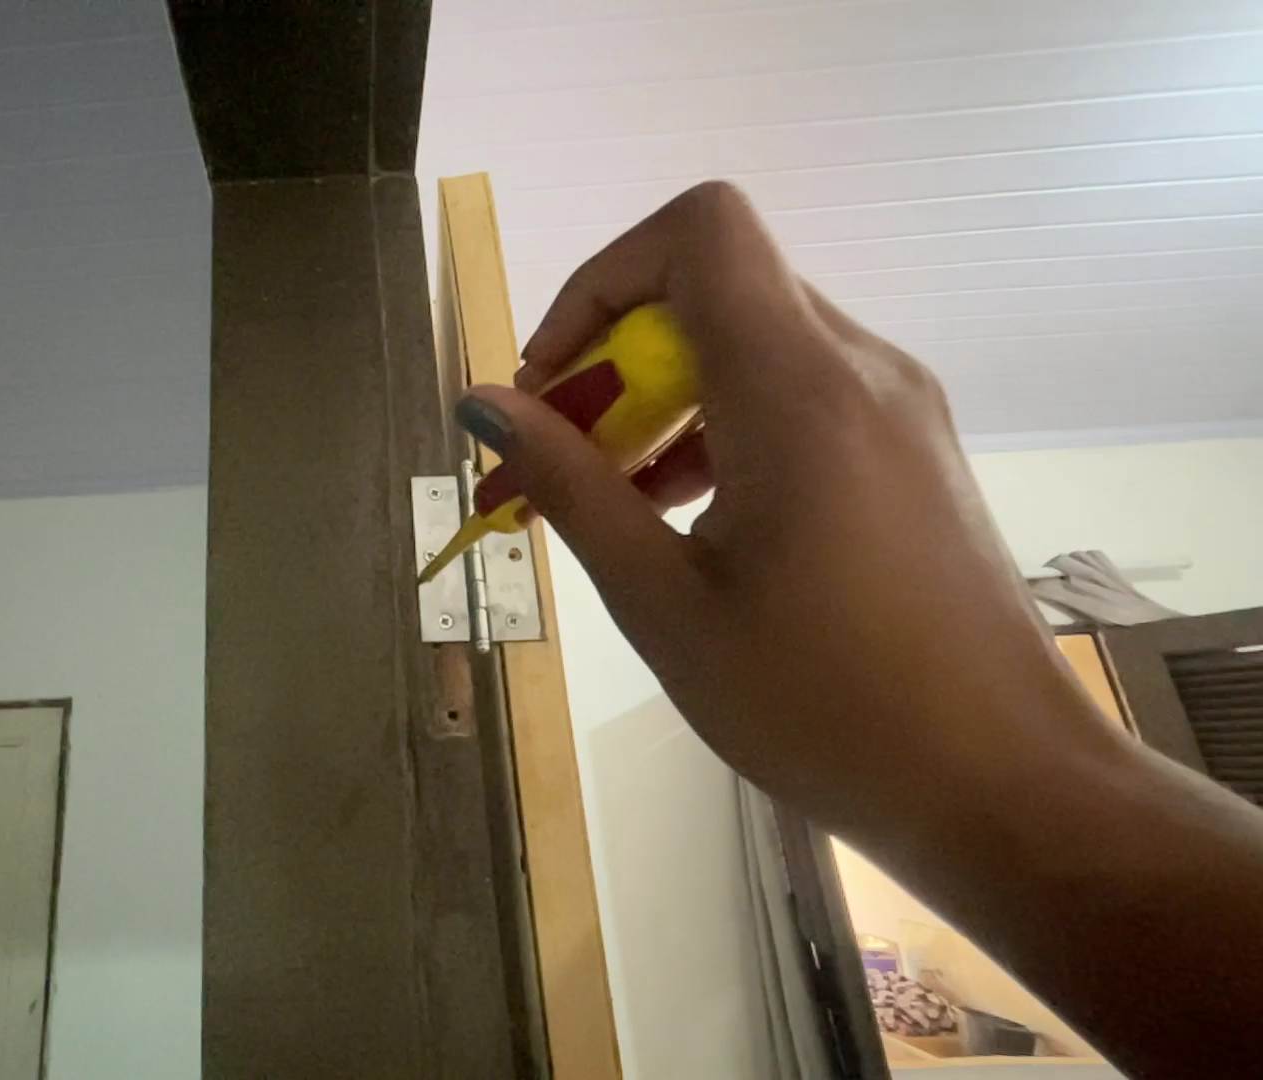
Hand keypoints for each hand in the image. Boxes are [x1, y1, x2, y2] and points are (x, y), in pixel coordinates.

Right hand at [456, 181, 1123, 834]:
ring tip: (601, 492)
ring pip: (742, 342)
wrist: (1001, 789)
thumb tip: (484, 403)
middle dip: (607, 354)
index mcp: (796, 393)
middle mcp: (855, 368)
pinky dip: (705, 425)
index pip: (697, 235)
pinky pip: (782, 392)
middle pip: (709, 287)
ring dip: (651, 397)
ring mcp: (887, 405)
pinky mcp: (897, 445)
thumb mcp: (659, 598)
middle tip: (554, 451)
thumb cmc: (815, 704)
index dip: (599, 282)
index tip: (549, 379)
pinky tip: (672, 511)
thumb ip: (570, 484)